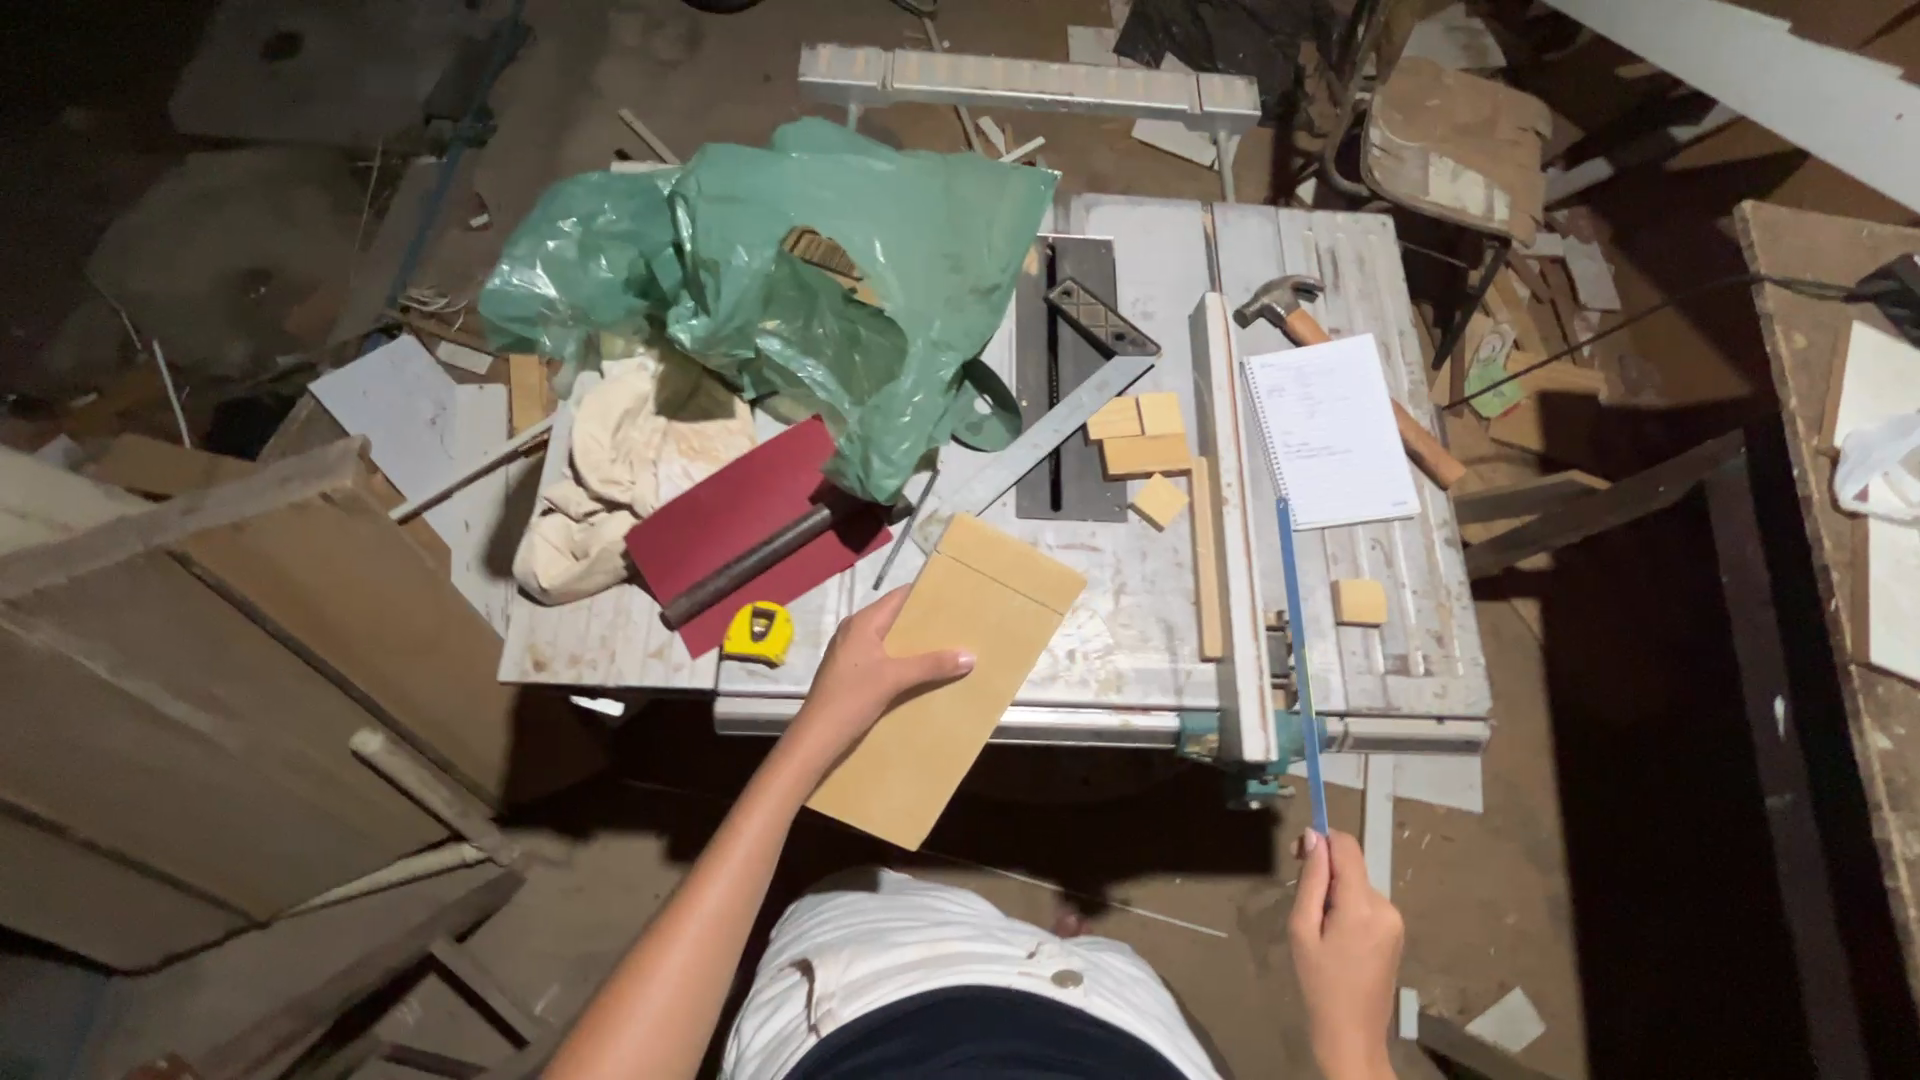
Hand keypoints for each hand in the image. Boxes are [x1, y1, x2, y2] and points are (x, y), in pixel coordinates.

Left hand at [781, 586, 972, 770]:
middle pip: (896, 617)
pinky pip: (883, 656)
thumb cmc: (852, 698)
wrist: (816, 737)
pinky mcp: (851, 671)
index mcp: (863, 622)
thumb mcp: (895, 679)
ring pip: (890, 639)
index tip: (955, 597)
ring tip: (948, 646)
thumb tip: (970, 655)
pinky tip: (923, 670)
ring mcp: (851, 651)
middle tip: (958, 625)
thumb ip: (932, 665)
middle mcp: (855, 630)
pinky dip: (903, 659)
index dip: (926, 595)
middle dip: (926, 622)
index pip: (900, 596)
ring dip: (915, 643)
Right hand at [1290, 829, 1403, 1079]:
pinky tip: (1335, 935)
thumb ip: (1310, 879)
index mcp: (1362, 906)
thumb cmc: (1319, 983)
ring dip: (1334, 892)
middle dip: (1324, 872)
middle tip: (1302, 902)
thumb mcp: (1302, 928)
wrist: (1352, 1034)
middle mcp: (1386, 907)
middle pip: (1350, 866)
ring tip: (1318, 926)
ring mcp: (1395, 921)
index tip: (1297, 853)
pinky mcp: (1396, 932)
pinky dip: (1347, 906)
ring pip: (1356, 884)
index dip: (1321, 839)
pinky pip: (1365, 902)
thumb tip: (1313, 837)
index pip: (1347, 847)